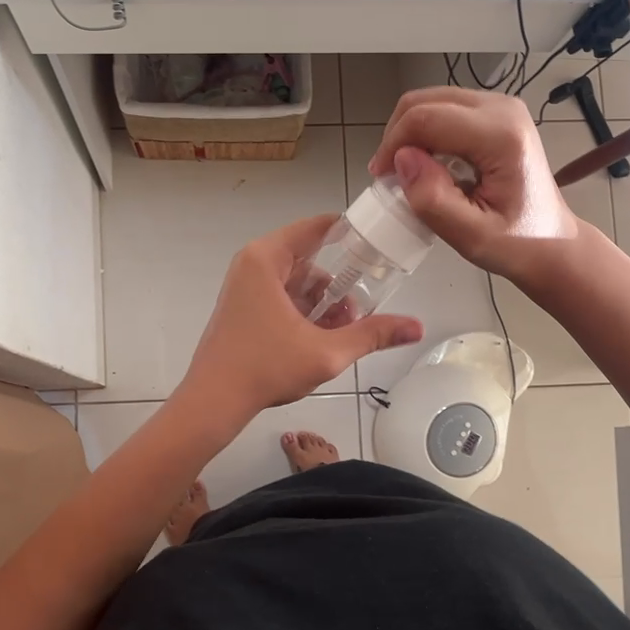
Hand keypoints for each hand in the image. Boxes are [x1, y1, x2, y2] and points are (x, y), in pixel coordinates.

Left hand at [181, 216, 423, 415]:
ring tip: (341, 332)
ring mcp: (243, 286)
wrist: (213, 401)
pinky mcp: (241, 308)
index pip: (318, 228)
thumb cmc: (266, 369)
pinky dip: (303, 312)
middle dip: (337, 285)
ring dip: (322, 303)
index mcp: (267, 259)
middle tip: (360, 310)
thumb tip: (416, 327)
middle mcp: (252, 264)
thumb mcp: (327, 352)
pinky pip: (281, 297)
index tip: (380, 246)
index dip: (352, 234)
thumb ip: (373, 335)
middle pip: (310, 259)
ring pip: (297, 282)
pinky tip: (319, 340)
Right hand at [368, 87, 581, 287]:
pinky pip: (445, 110)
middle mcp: (501, 108)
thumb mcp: (471, 236)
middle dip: (397, 136)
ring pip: (431, 101)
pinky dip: (424, 133)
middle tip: (389, 177)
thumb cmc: (516, 244)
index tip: (381, 179)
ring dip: (409, 134)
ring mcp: (500, 107)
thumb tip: (402, 160)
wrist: (552, 243)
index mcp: (501, 136)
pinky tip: (426, 164)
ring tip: (406, 173)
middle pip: (425, 101)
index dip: (393, 144)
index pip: (426, 118)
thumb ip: (434, 199)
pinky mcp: (495, 114)